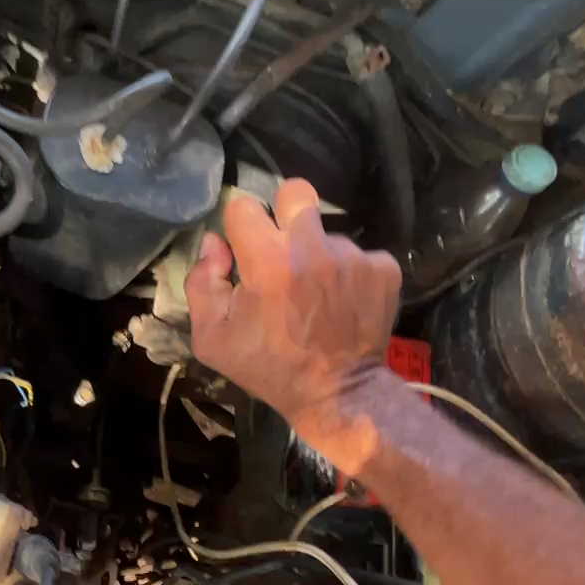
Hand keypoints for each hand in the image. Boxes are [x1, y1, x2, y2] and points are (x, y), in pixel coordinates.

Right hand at [185, 178, 403, 436]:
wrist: (336, 393)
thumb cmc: (265, 367)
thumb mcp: (210, 338)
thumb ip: (202, 284)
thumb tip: (214, 246)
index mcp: (267, 262)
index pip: (243, 205)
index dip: (237, 226)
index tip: (241, 250)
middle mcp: (312, 248)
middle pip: (294, 191)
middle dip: (282, 213)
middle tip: (280, 248)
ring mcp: (353, 256)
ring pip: (326, 231)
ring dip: (315, 253)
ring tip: (314, 293)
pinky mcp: (383, 268)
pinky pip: (358, 253)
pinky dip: (347, 272)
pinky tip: (340, 300)